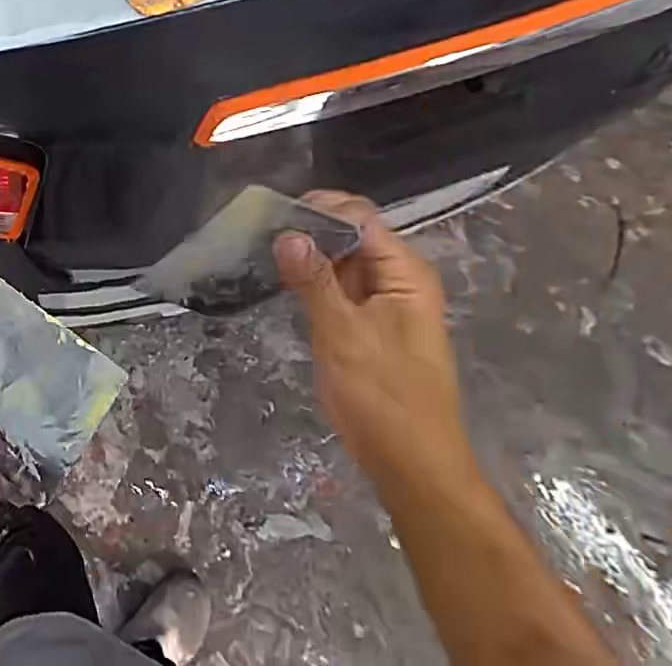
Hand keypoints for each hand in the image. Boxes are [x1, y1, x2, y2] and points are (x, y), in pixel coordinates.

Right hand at [273, 191, 476, 493]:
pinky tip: (281, 277)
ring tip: (262, 247)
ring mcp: (382, 301)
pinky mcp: (367, 322)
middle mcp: (397, 279)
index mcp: (404, 272)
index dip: (320, 208)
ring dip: (307, 254)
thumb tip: (287, 234)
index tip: (274, 212)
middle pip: (351, 235)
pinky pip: (338, 287)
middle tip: (260, 230)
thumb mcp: (343, 334)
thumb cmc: (383, 397)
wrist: (411, 462)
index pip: (360, 217)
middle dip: (309, 229)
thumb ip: (314, 281)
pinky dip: (312, 279)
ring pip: (341, 261)